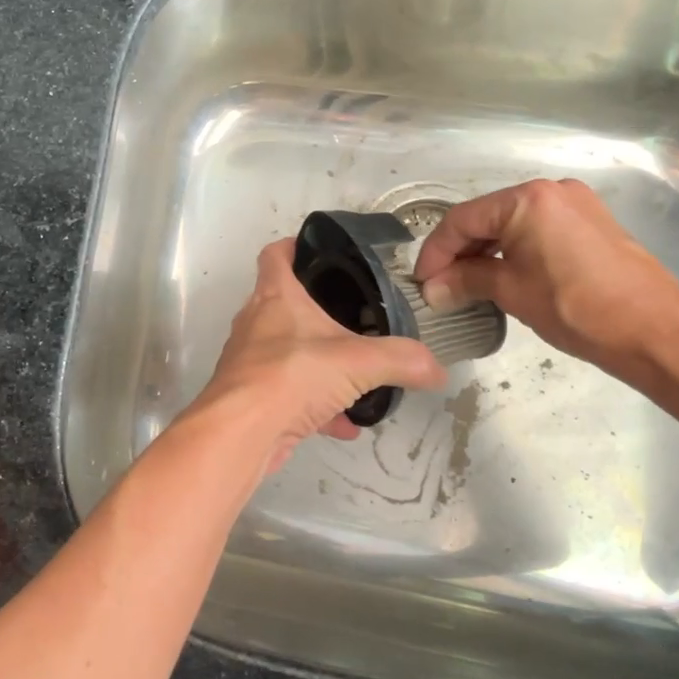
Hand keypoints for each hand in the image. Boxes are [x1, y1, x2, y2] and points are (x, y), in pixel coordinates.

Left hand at [190, 238, 444, 473]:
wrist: (243, 432)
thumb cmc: (293, 375)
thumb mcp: (359, 362)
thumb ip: (402, 360)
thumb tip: (435, 368)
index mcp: (275, 296)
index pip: (275, 255)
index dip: (293, 246)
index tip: (317, 250)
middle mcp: (255, 322)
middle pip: (283, 304)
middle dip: (315, 310)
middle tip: (352, 317)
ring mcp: (250, 361)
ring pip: (287, 353)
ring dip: (318, 364)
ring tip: (355, 377)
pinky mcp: (251, 397)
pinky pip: (288, 395)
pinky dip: (315, 406)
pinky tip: (343, 424)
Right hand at [412, 179, 678, 366]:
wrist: (656, 332)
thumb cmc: (575, 307)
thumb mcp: (510, 292)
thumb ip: (465, 281)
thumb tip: (432, 289)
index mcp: (527, 199)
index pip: (462, 220)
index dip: (435, 252)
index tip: (422, 282)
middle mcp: (552, 190)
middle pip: (487, 217)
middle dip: (460, 252)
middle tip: (442, 285)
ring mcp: (577, 205)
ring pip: (513, 224)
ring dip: (487, 252)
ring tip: (470, 284)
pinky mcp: (594, 225)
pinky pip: (540, 230)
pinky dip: (515, 250)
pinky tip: (506, 276)